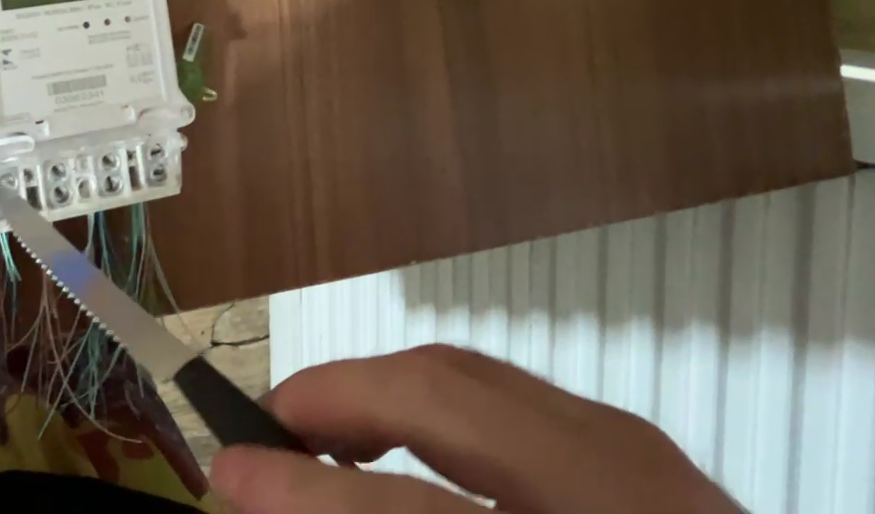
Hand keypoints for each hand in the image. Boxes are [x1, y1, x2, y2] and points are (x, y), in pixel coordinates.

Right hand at [212, 345, 742, 512]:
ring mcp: (646, 459)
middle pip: (445, 394)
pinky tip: (403, 435)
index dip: (305, 488)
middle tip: (266, 431)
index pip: (415, 509)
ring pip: (473, 373)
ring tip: (322, 428)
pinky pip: (506, 389)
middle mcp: (623, 493)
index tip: (228, 473)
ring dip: (377, 389)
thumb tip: (291, 500)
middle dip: (334, 399)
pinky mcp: (642, 446)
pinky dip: (431, 397)